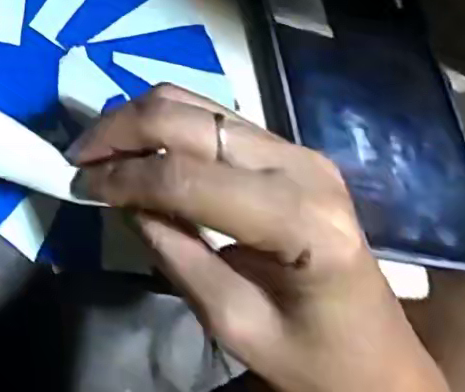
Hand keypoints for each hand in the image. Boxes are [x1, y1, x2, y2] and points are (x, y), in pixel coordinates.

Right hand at [73, 86, 446, 391]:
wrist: (384, 359)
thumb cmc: (316, 364)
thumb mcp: (236, 325)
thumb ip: (174, 253)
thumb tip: (118, 196)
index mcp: (299, 220)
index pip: (189, 176)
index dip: (126, 175)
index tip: (79, 183)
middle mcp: (299, 163)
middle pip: (189, 117)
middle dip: (123, 128)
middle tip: (80, 154)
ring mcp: (295, 146)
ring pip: (195, 101)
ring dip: (139, 118)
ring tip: (101, 147)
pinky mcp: (286, 144)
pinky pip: (210, 115)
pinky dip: (164, 122)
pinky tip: (138, 145)